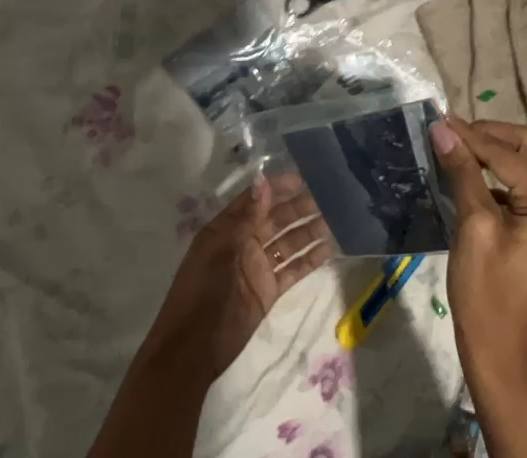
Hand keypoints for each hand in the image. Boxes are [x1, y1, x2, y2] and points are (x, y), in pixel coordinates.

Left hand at [140, 173, 333, 380]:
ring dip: (309, 232)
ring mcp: (258, 267)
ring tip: (334, 221)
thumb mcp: (220, 251)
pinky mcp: (269, 290)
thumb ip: (246, 218)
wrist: (192, 349)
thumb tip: (264, 182)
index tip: (305, 177)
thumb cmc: (200, 293)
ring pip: (288, 242)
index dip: (278, 188)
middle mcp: (244, 243)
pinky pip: (292, 269)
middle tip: (328, 198)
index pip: (256, 200)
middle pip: (276, 220)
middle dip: (299, 208)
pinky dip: (309, 260)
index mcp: (226, 230)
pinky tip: (328, 250)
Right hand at [431, 116, 526, 387]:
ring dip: (494, 151)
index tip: (440, 120)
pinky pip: (524, 183)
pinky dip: (498, 173)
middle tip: (453, 130)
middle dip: (490, 135)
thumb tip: (443, 129)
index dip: (472, 136)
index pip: (508, 155)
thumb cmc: (485, 291)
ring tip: (456, 145)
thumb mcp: (473, 227)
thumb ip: (463, 173)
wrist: (499, 347)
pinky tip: (469, 172)